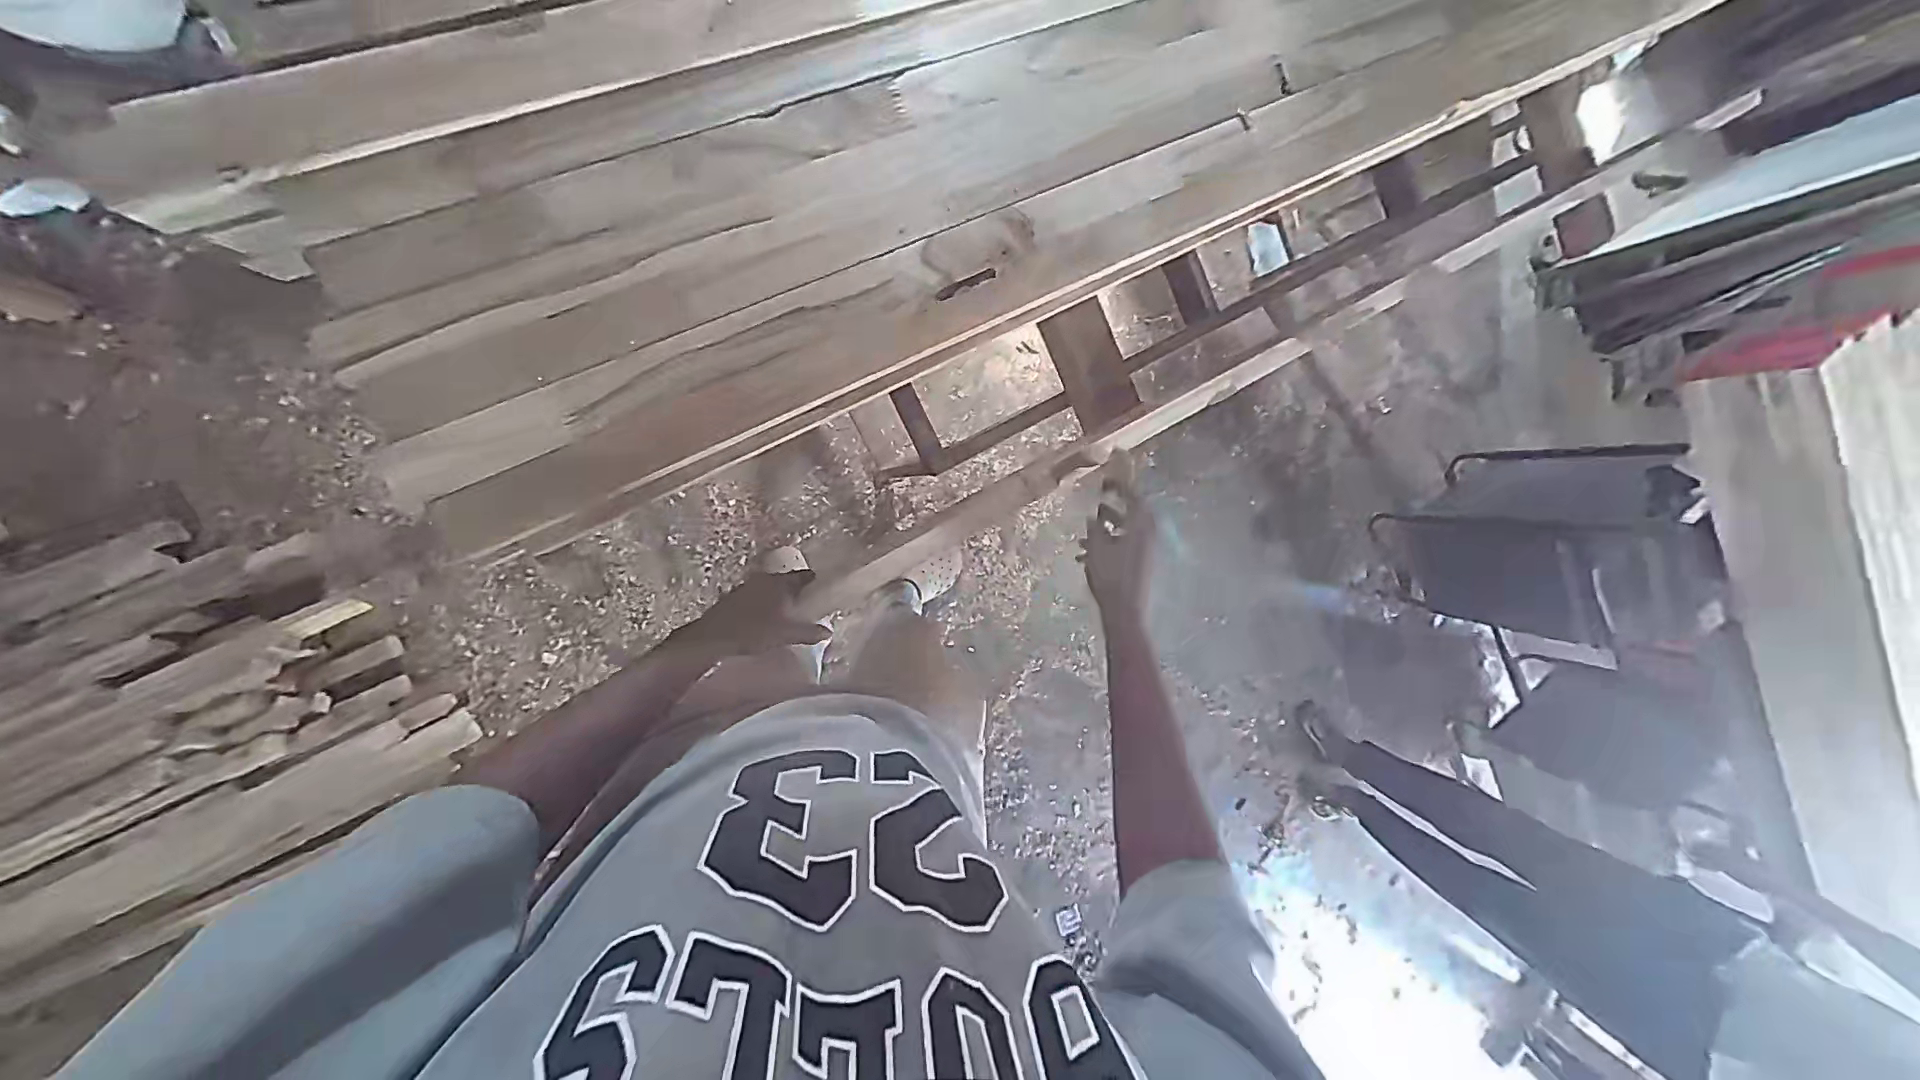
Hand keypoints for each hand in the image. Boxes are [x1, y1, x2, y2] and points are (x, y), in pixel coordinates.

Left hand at [668, 571, 831, 657]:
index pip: (802, 576)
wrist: (712, 637)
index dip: (813, 580)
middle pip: (785, 580)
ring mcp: (747, 587)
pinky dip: (764, 602)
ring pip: (769, 587)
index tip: (821, 586)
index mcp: (780, 584)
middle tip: (806, 600)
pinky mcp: (733, 598)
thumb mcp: (786, 634)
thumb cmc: (753, 631)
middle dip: (795, 588)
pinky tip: (765, 616)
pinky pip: (756, 596)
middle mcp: (764, 580)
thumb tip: (828, 632)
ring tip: (787, 609)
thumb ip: (808, 632)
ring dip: (778, 595)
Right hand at [1080, 455, 1156, 619]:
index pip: (1131, 489)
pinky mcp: (1146, 561)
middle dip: (1114, 501)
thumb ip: (1097, 527)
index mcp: (1141, 522)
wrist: (1126, 612)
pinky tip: (1093, 550)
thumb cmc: (1110, 577)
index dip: (1122, 472)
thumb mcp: (1097, 547)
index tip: (1117, 453)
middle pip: (1132, 507)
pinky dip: (1114, 540)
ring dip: (1111, 524)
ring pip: (1129, 527)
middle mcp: (1150, 531)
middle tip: (1101, 491)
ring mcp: (1150, 548)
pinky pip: (1129, 542)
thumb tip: (1097, 514)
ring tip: (1091, 528)